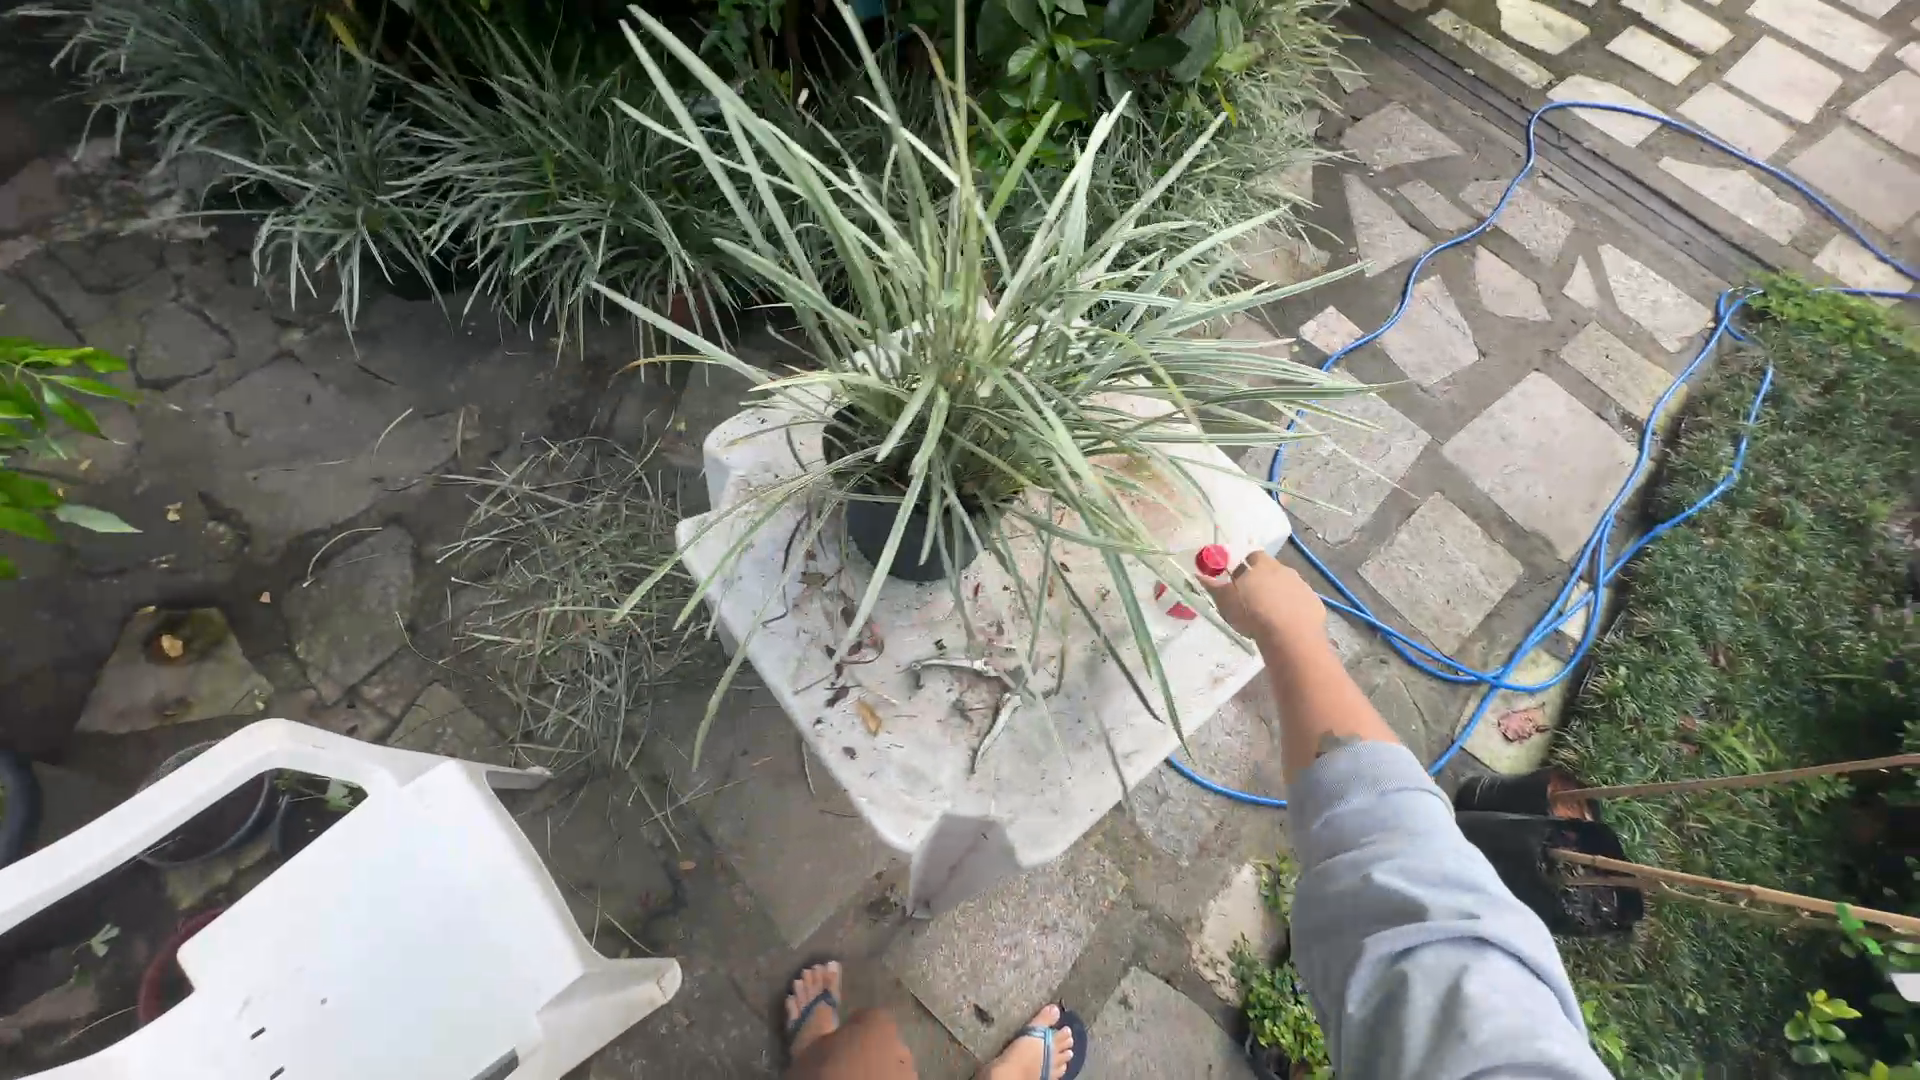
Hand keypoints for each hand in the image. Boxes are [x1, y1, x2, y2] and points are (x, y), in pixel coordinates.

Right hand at [1201, 550, 1326, 648]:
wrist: (1290, 636)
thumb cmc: (1252, 614)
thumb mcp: (1225, 601)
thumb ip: (1213, 586)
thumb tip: (1199, 574)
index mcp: (1261, 565)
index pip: (1252, 556)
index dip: (1244, 566)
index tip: (1237, 579)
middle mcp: (1284, 570)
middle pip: (1271, 570)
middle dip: (1262, 580)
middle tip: (1251, 598)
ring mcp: (1302, 586)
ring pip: (1287, 585)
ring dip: (1278, 594)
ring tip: (1268, 614)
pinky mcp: (1314, 603)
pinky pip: (1300, 602)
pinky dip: (1293, 608)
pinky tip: (1285, 623)